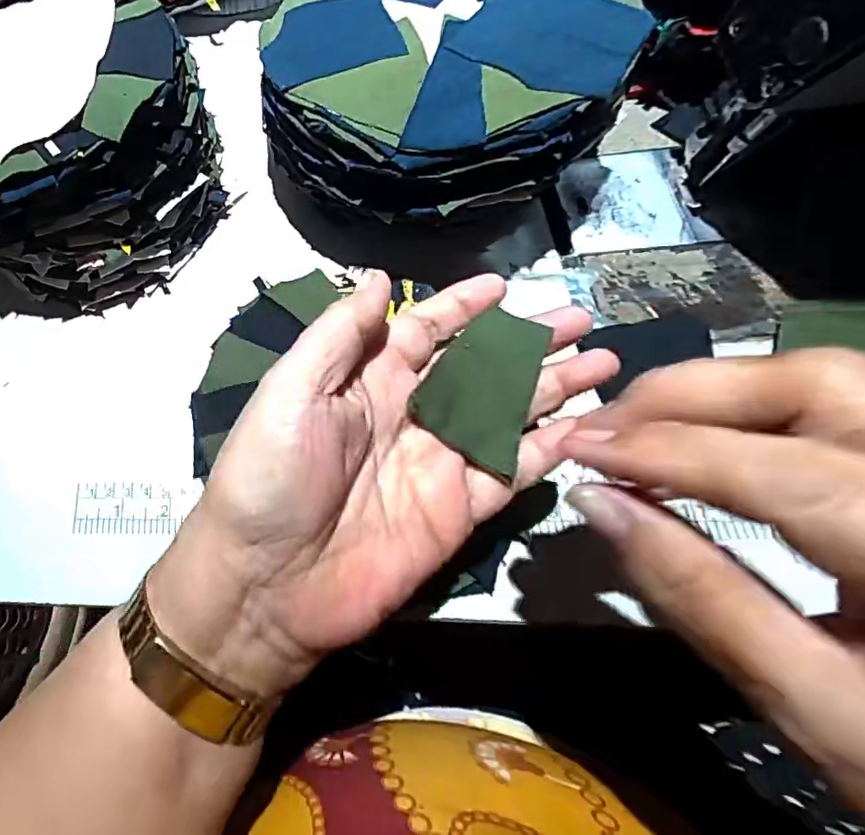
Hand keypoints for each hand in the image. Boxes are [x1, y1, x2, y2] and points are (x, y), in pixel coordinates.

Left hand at [149, 272, 618, 696]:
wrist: (266, 587)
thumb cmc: (268, 477)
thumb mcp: (291, 391)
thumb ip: (339, 335)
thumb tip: (380, 276)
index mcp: (370, 380)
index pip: (425, 329)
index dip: (462, 307)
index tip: (501, 288)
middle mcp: (411, 413)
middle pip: (480, 367)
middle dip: (527, 342)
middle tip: (576, 319)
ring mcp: (439, 462)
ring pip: (508, 413)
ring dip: (552, 386)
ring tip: (598, 361)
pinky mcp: (459, 510)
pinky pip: (512, 471)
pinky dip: (548, 449)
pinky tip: (583, 427)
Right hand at [562, 349, 864, 834]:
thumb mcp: (864, 753)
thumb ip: (720, 613)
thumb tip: (606, 509)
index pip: (815, 479)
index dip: (680, 455)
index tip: (583, 450)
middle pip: (843, 388)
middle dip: (703, 393)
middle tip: (612, 426)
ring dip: (740, 399)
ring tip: (656, 431)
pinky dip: (792, 428)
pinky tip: (743, 458)